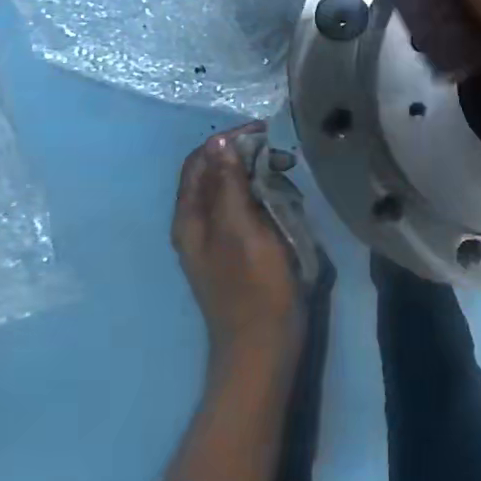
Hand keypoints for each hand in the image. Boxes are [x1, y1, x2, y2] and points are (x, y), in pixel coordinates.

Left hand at [173, 124, 302, 374]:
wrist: (263, 348)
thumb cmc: (256, 287)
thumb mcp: (242, 229)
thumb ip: (229, 185)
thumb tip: (222, 142)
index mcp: (191, 218)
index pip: (201, 160)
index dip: (230, 140)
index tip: (267, 132)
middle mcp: (197, 225)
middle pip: (216, 174)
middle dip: (248, 157)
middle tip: (285, 159)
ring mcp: (217, 241)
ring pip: (233, 192)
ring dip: (260, 178)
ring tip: (289, 181)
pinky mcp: (237, 252)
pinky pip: (246, 211)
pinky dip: (265, 198)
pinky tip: (287, 205)